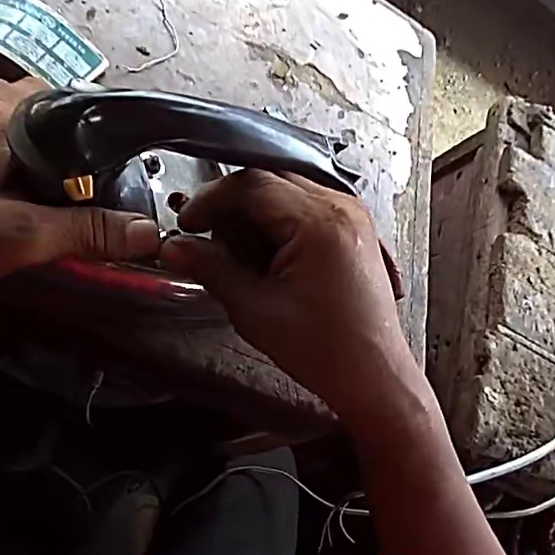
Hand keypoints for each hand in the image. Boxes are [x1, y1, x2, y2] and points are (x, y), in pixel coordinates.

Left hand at [0, 78, 159, 333]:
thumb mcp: (22, 235)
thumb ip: (87, 232)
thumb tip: (150, 233)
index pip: (66, 95)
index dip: (99, 120)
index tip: (121, 155)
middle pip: (37, 102)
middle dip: (69, 130)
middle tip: (92, 172)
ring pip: (8, 119)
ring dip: (37, 141)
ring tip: (60, 182)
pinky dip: (10, 154)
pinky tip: (15, 189)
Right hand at [159, 170, 429, 436]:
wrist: (374, 374)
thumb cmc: (330, 352)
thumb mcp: (257, 311)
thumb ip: (214, 270)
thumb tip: (179, 247)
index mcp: (320, 223)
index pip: (251, 184)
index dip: (210, 199)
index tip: (188, 221)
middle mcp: (342, 209)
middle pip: (270, 180)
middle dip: (232, 205)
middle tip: (207, 235)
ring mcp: (352, 218)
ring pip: (288, 191)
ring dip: (256, 214)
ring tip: (240, 254)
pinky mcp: (354, 231)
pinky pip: (308, 208)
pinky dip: (281, 223)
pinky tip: (268, 256)